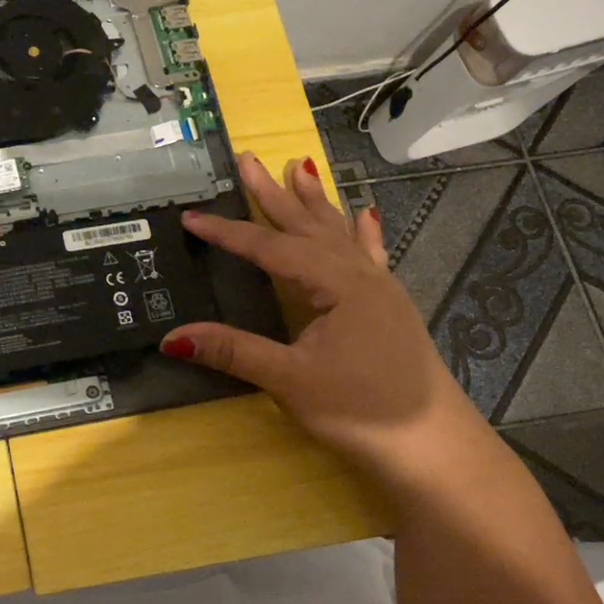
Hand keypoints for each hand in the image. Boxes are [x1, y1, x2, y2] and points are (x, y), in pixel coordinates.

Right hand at [162, 153, 481, 472]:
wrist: (432, 446)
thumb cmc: (361, 410)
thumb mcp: (290, 380)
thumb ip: (233, 351)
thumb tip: (172, 336)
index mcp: (337, 285)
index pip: (271, 249)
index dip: (229, 233)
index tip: (190, 216)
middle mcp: (359, 276)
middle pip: (308, 226)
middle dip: (275, 193)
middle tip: (247, 158)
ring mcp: (379, 289)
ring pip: (338, 233)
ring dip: (313, 202)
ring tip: (298, 167)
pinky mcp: (388, 307)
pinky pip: (367, 255)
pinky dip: (360, 232)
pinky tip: (365, 215)